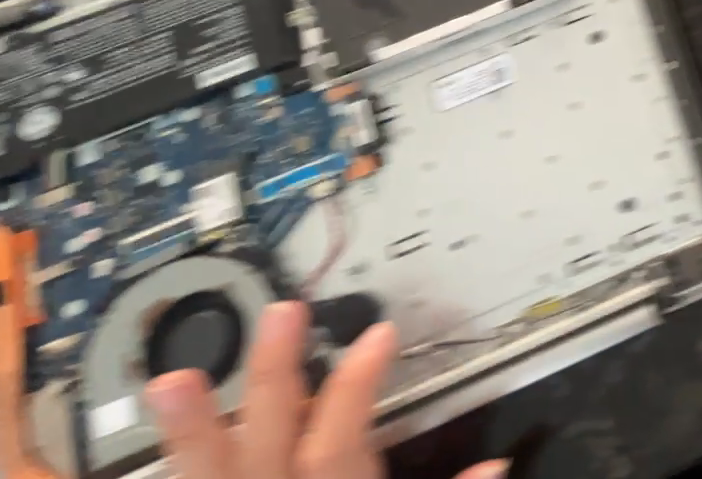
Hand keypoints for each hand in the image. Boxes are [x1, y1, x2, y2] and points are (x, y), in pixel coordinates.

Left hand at [147, 302, 505, 478]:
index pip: (339, 442)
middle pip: (266, 443)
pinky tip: (131, 439)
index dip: (358, 385)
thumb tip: (497, 464)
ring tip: (171, 377)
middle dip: (274, 376)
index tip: (381, 331)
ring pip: (205, 477)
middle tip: (280, 312)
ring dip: (190, 430)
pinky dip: (163, 475)